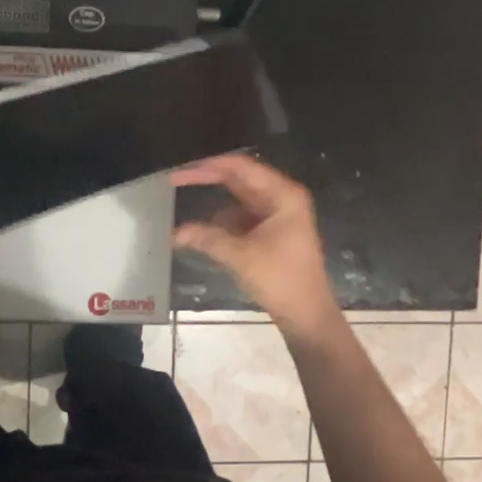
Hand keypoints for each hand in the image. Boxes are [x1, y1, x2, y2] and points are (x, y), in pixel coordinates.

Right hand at [170, 154, 338, 328]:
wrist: (307, 314)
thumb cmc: (280, 279)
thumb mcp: (240, 256)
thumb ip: (207, 238)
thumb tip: (174, 232)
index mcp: (283, 195)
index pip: (241, 167)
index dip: (208, 166)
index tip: (180, 171)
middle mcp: (282, 198)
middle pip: (240, 180)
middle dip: (207, 180)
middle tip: (174, 180)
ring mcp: (278, 215)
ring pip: (239, 200)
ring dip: (214, 205)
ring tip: (183, 205)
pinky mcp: (272, 232)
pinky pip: (242, 218)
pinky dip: (222, 222)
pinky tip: (202, 232)